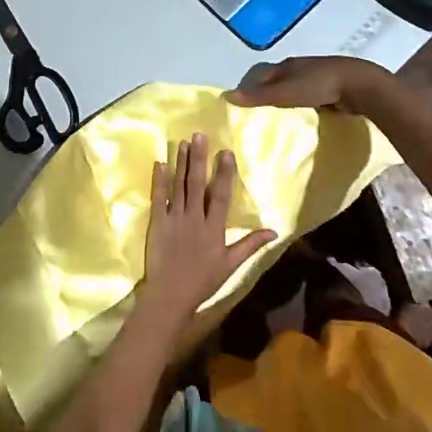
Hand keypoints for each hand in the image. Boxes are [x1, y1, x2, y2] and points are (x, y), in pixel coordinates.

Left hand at [143, 134, 277, 322]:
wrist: (170, 296)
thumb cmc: (203, 281)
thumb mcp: (231, 264)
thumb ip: (251, 245)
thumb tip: (275, 232)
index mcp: (213, 228)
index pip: (220, 194)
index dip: (223, 172)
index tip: (225, 152)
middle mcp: (194, 218)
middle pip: (197, 183)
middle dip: (198, 158)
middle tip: (200, 135)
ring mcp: (174, 219)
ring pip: (178, 186)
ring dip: (180, 163)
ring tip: (183, 142)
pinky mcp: (157, 224)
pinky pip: (158, 199)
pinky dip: (159, 181)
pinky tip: (160, 163)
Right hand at [225, 56, 394, 114]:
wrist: (359, 85)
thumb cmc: (320, 84)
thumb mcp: (286, 92)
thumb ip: (260, 96)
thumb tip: (228, 96)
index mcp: (288, 65)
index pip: (263, 75)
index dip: (251, 88)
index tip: (242, 105)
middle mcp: (302, 68)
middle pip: (279, 81)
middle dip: (268, 95)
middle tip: (257, 117)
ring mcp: (319, 78)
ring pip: (296, 90)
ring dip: (287, 102)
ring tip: (278, 121)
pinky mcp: (332, 90)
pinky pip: (311, 99)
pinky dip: (303, 107)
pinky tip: (302, 120)